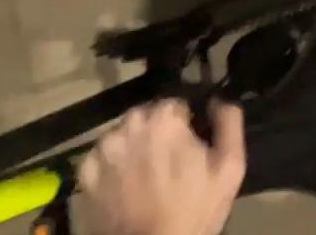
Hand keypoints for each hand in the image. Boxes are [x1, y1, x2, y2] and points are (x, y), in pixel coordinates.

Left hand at [75, 100, 245, 234]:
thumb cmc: (191, 213)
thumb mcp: (229, 170)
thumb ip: (228, 125)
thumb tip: (219, 101)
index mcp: (165, 118)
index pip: (176, 107)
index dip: (184, 127)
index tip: (186, 150)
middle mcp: (131, 124)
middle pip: (147, 118)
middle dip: (157, 134)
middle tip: (166, 166)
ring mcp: (105, 149)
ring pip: (123, 135)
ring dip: (133, 148)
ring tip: (143, 178)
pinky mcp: (86, 173)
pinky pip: (100, 159)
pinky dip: (110, 168)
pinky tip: (122, 188)